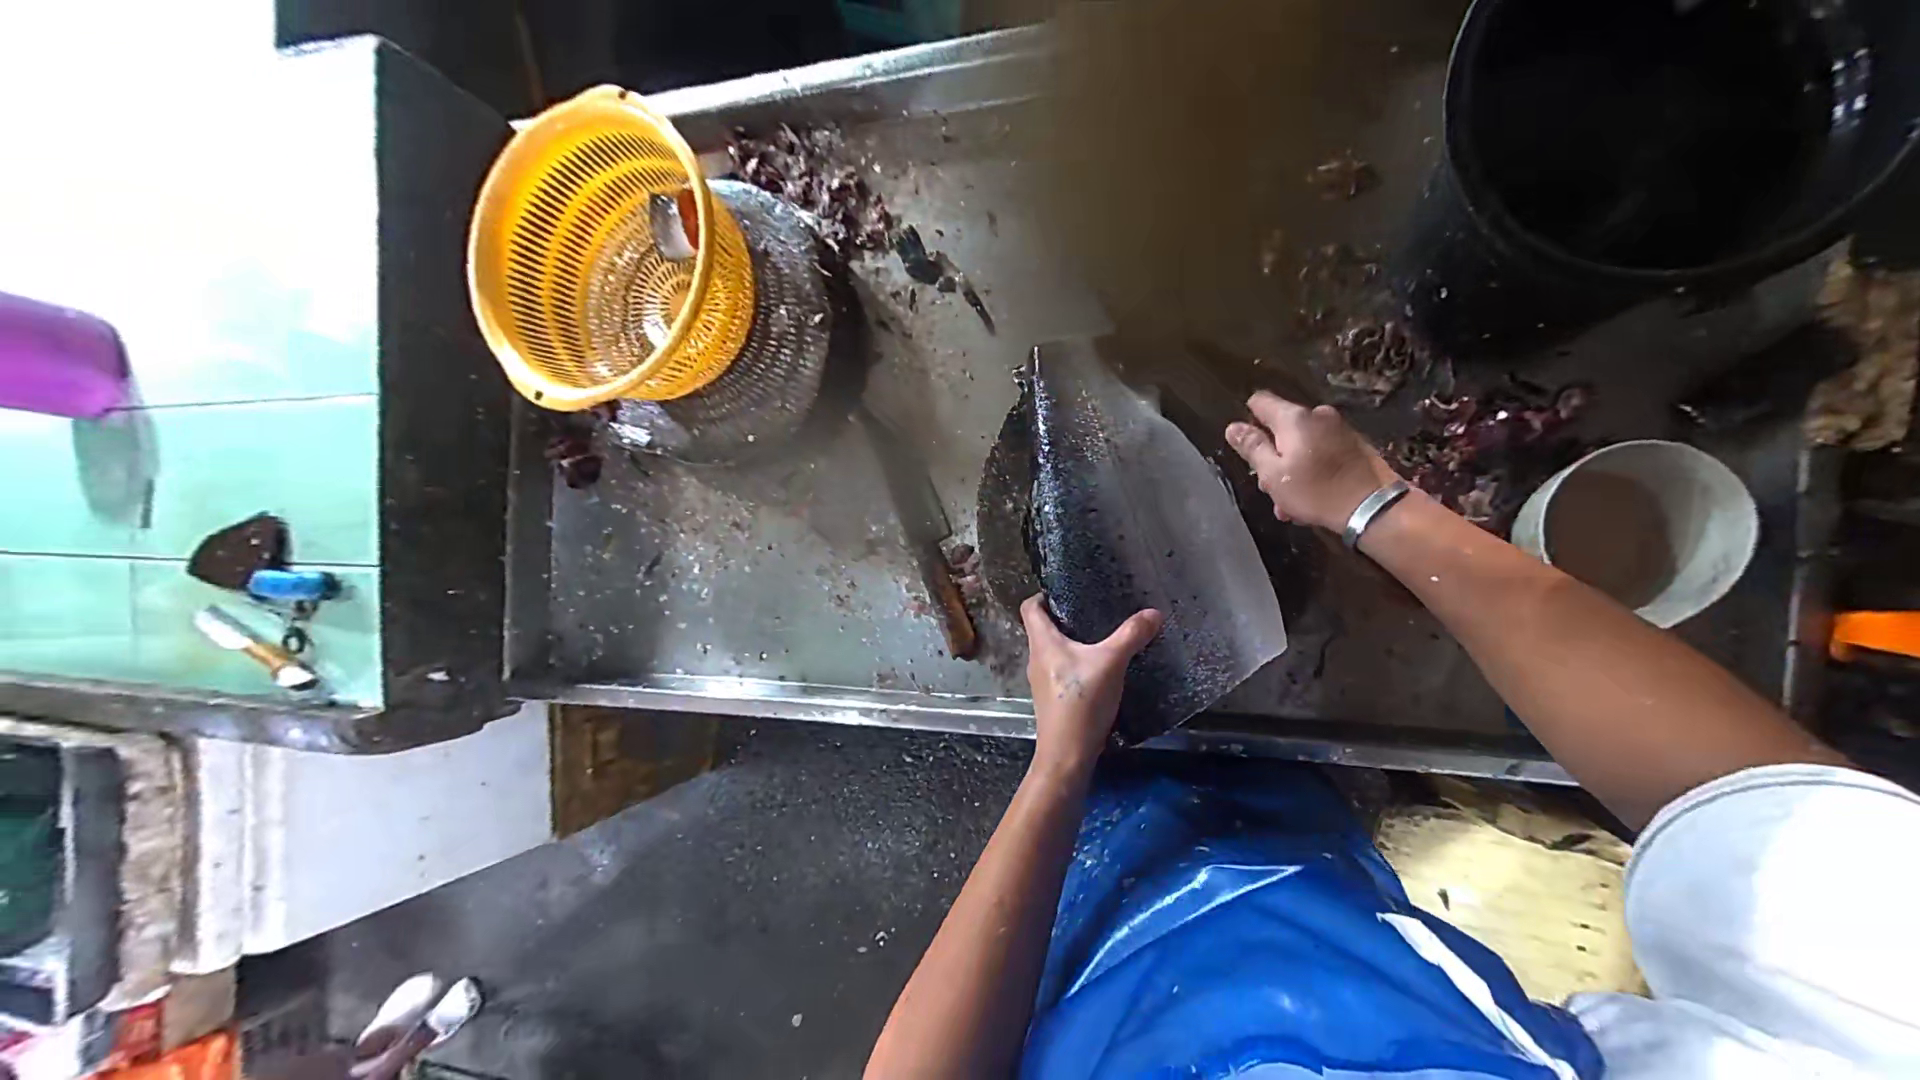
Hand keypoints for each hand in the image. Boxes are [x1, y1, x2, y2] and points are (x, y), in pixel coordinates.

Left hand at [1020, 595, 1163, 777]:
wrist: (1066, 754)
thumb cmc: (1081, 702)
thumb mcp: (1111, 663)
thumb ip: (1131, 636)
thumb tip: (1154, 612)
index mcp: (1042, 642)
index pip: (1029, 607)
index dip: (1043, 594)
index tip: (1067, 590)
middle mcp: (1036, 658)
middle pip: (1042, 627)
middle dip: (1064, 615)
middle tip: (1092, 608)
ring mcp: (1041, 680)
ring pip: (1053, 649)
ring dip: (1072, 640)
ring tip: (1099, 634)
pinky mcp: (1052, 697)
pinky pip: (1061, 668)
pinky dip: (1076, 661)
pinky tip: (1098, 666)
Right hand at [1226, 392, 1401, 531]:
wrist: (1375, 507)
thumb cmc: (1316, 491)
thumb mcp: (1273, 474)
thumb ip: (1252, 448)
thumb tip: (1233, 427)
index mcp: (1294, 419)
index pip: (1260, 401)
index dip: (1248, 420)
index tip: (1248, 445)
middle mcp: (1318, 416)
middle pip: (1281, 427)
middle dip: (1271, 454)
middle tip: (1270, 486)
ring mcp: (1340, 429)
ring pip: (1301, 444)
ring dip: (1290, 467)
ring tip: (1290, 501)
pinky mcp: (1355, 445)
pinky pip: (1321, 452)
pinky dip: (1312, 469)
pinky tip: (1311, 496)